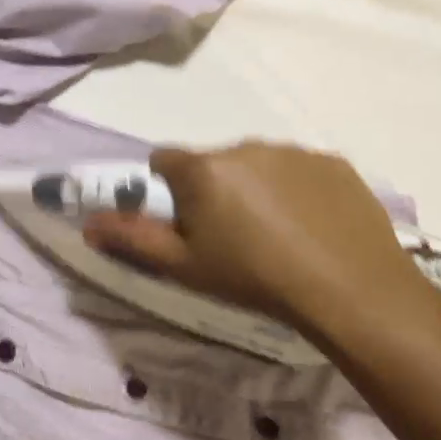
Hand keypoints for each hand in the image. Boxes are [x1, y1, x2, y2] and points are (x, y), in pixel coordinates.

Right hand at [81, 143, 437, 334]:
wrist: (353, 292)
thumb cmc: (255, 279)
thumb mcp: (184, 266)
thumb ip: (132, 238)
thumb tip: (87, 223)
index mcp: (203, 169)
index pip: (163, 161)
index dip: (166, 190)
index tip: (184, 223)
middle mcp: (244, 147)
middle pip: (212, 164)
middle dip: (213, 191)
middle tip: (230, 238)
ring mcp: (294, 151)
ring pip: (257, 165)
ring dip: (255, 189)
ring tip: (277, 236)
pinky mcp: (335, 162)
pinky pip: (300, 170)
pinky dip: (297, 191)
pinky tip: (312, 228)